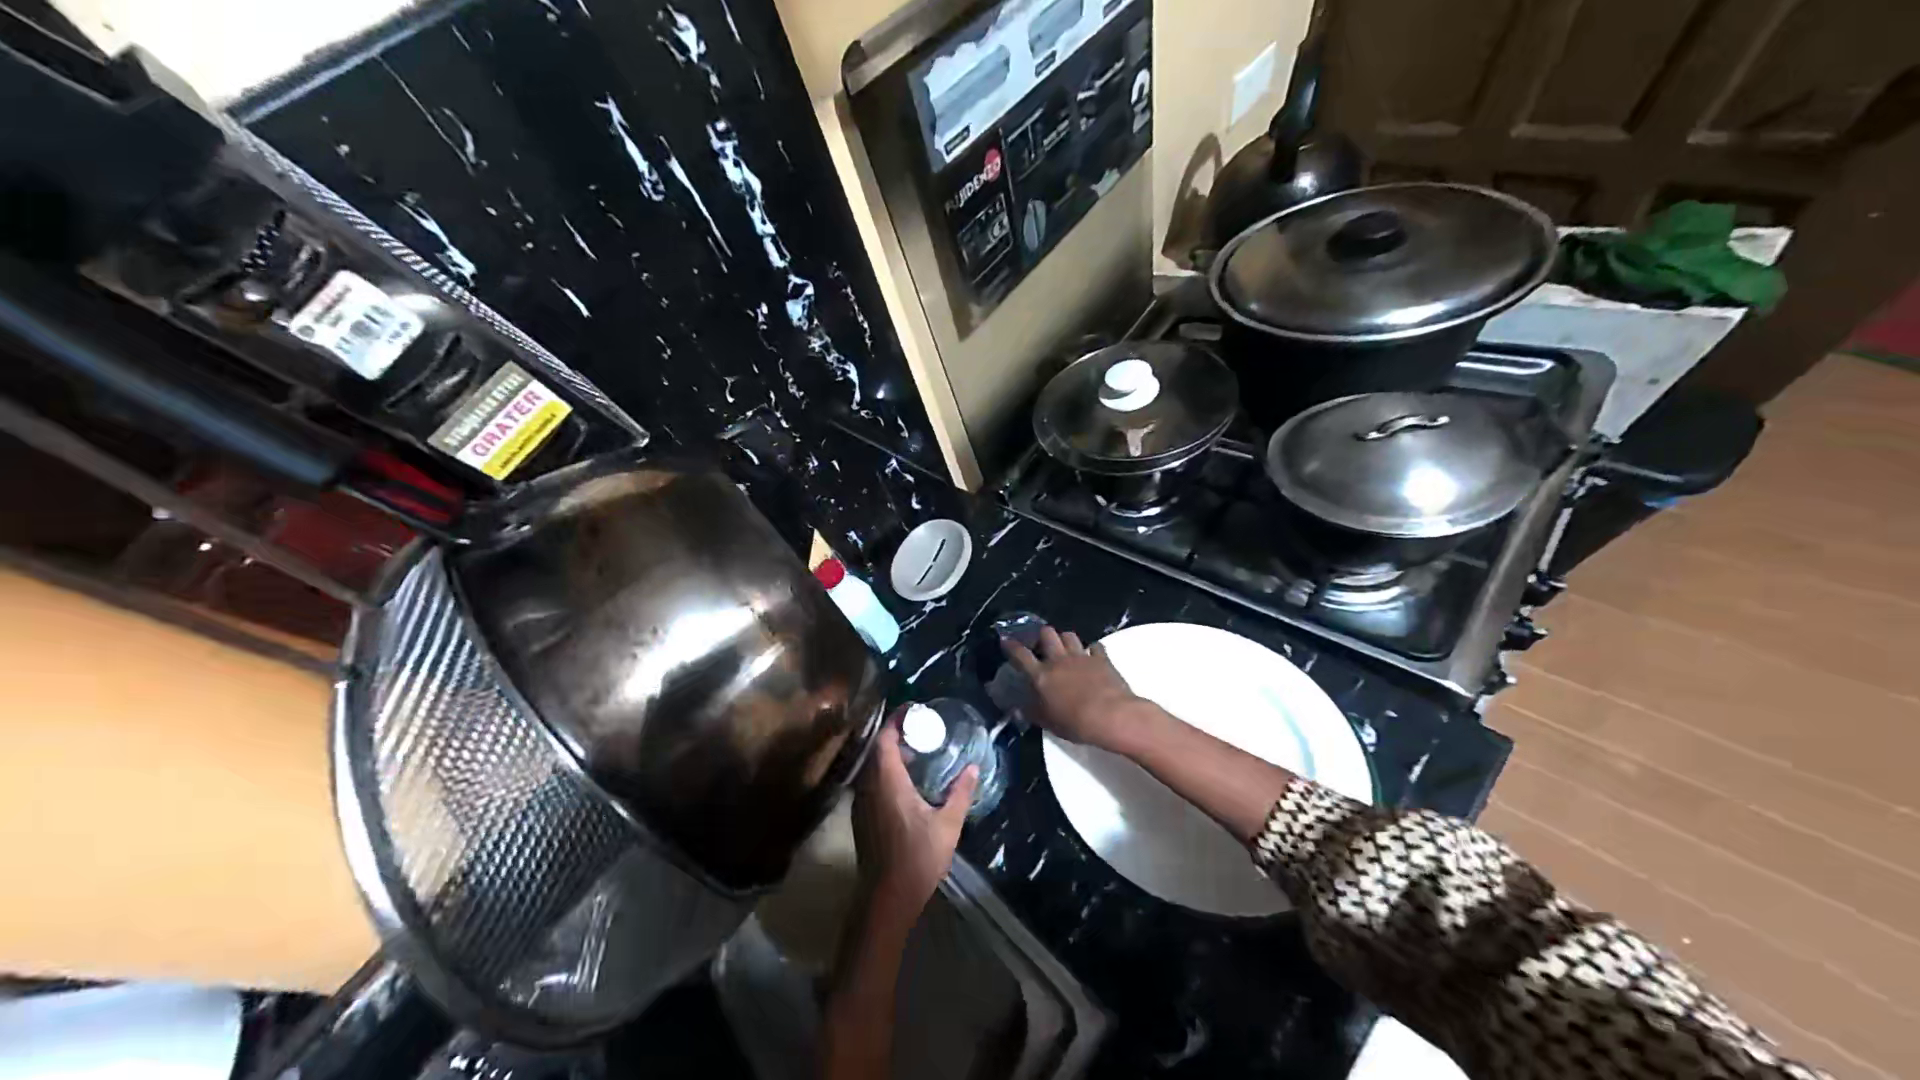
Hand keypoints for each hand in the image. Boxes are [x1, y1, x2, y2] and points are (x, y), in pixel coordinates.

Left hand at [852, 712, 976, 917]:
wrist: (887, 897)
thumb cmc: (918, 858)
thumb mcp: (948, 824)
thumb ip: (960, 792)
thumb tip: (973, 767)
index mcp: (887, 782)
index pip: (885, 739)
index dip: (897, 721)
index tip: (915, 710)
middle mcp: (868, 786)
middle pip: (877, 749)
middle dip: (897, 734)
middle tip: (922, 728)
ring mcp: (861, 802)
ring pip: (872, 766)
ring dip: (891, 754)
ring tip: (918, 750)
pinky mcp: (861, 816)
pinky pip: (871, 781)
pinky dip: (886, 771)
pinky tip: (907, 780)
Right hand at [1002, 625, 1161, 755]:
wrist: (1111, 716)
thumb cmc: (1075, 722)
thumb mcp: (1047, 722)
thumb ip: (1032, 712)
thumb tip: (1019, 709)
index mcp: (1041, 675)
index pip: (1021, 655)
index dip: (1011, 646)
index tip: (1005, 640)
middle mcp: (1059, 660)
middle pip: (1047, 634)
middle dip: (1042, 635)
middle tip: (1041, 645)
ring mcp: (1081, 656)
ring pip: (1069, 635)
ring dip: (1064, 639)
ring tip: (1064, 648)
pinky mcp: (1102, 658)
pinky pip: (1095, 646)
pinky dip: (1091, 649)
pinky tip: (1091, 656)